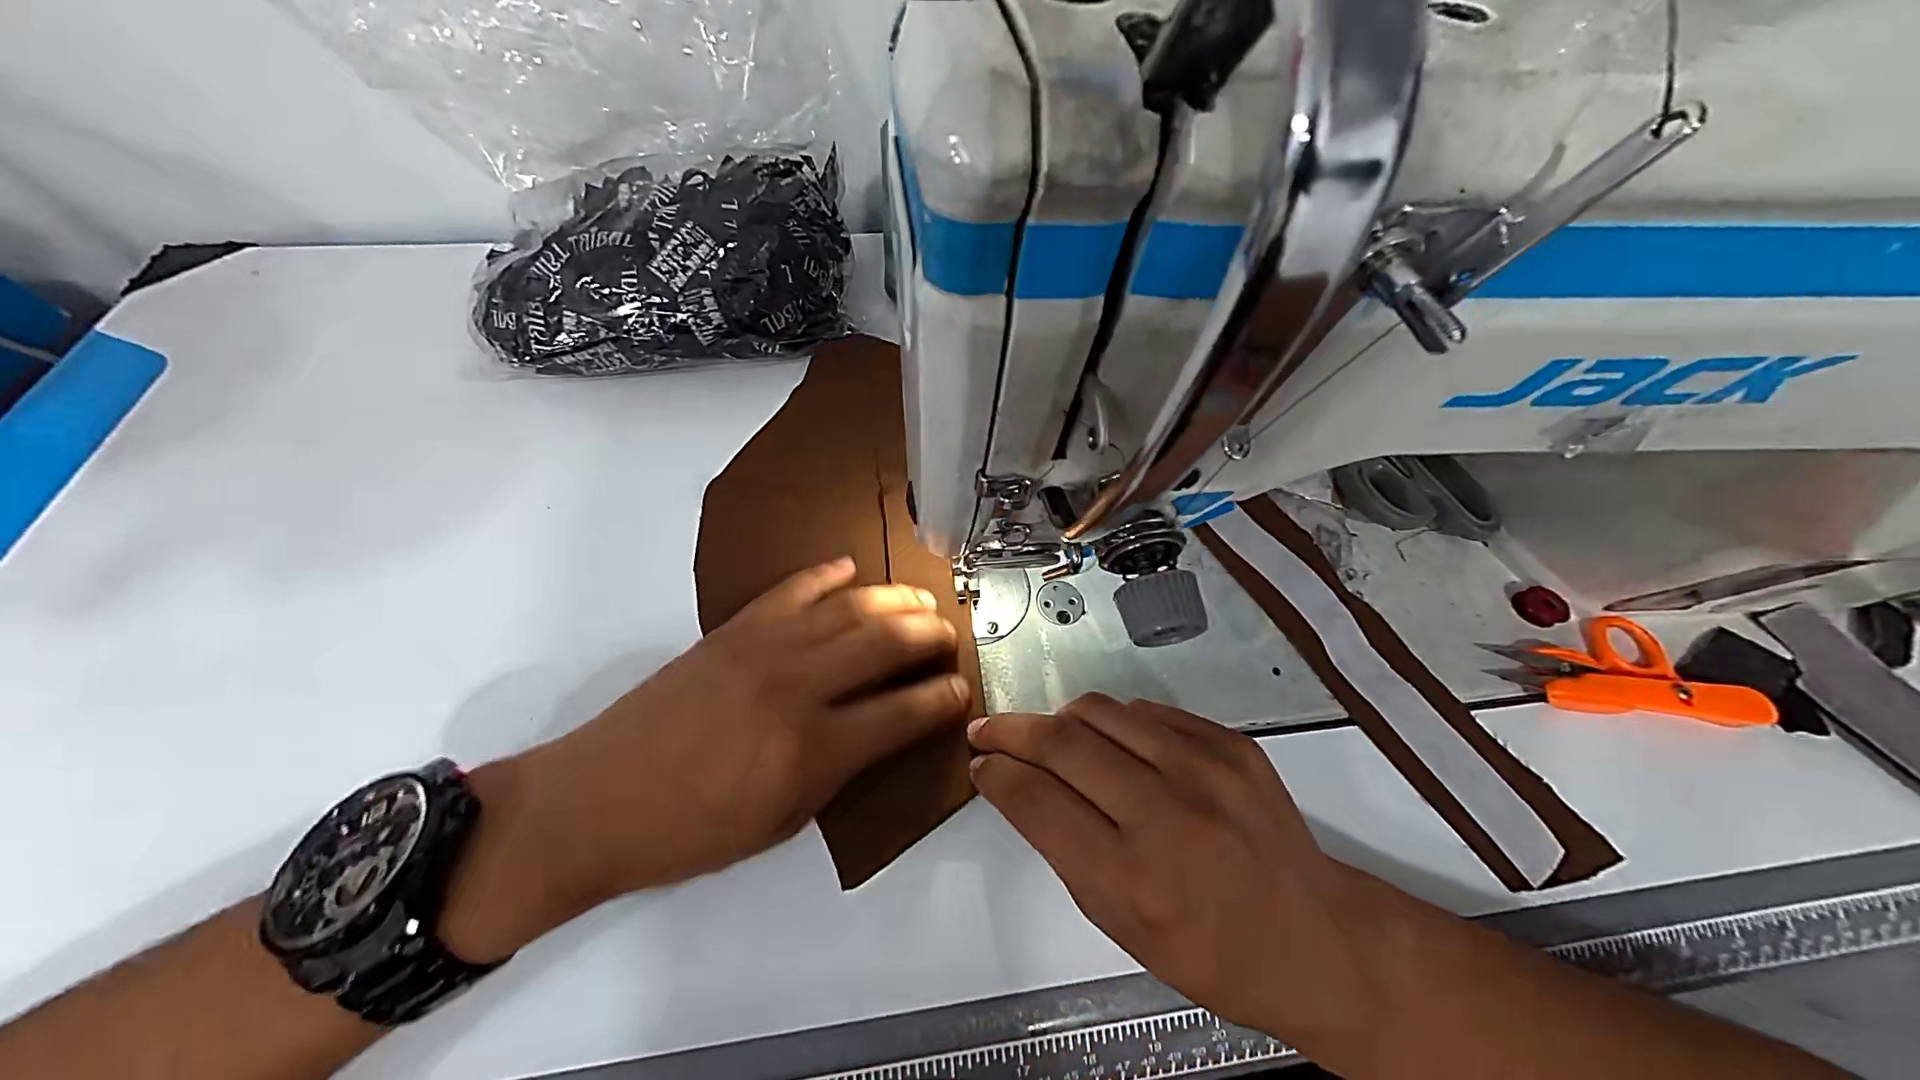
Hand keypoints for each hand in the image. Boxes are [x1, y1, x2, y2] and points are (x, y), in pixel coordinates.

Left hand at [444, 558, 970, 958]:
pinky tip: (851, 568)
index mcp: (814, 749)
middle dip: (931, 635)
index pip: (904, 712)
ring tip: (920, 601)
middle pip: (887, 643)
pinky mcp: (731, 629)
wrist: (596, 802)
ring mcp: (763, 647)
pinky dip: (827, 575)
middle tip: (950, 637)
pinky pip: (792, 589)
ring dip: (894, 600)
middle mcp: (798, 686)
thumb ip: (840, 770)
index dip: (943, 697)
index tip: (960, 688)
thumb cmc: (692, 831)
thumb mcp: (783, 820)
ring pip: (849, 607)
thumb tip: (882, 730)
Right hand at [967, 695, 1372, 1038]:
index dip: (997, 773)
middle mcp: (1168, 813)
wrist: (1316, 938)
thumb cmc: (1211, 951)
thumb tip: (1020, 784)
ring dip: (1060, 720)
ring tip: (1051, 737)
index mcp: (1132, 877)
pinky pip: (1148, 712)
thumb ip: (1064, 848)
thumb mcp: (1120, 924)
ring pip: (1099, 712)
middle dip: (1012, 730)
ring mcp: (1206, 770)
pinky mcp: (1231, 744)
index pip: (1036, 799)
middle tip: (990, 730)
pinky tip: (1113, 744)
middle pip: (1061, 742)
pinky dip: (1115, 722)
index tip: (981, 763)